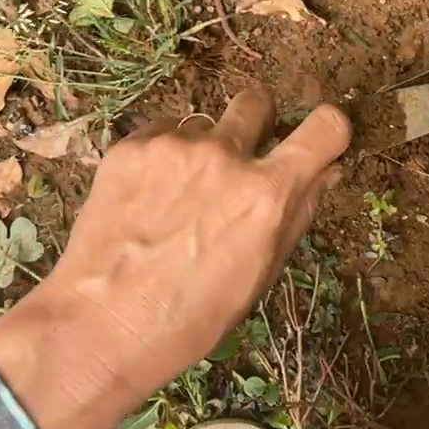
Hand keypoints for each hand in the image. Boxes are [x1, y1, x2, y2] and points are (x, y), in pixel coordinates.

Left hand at [0, 86, 349, 428]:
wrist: (99, 326)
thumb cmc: (193, 317)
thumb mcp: (260, 274)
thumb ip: (297, 212)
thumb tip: (327, 170)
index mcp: (267, 193)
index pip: (326, 126)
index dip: (329, 131)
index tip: (316, 144)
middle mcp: (226, 156)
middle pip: (258, 102)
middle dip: (255, 126)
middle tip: (236, 163)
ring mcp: (174, 145)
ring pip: (204, 123)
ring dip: (202, 149)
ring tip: (176, 197)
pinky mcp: (131, 146)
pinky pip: (163, 134)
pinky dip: (163, 157)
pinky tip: (144, 199)